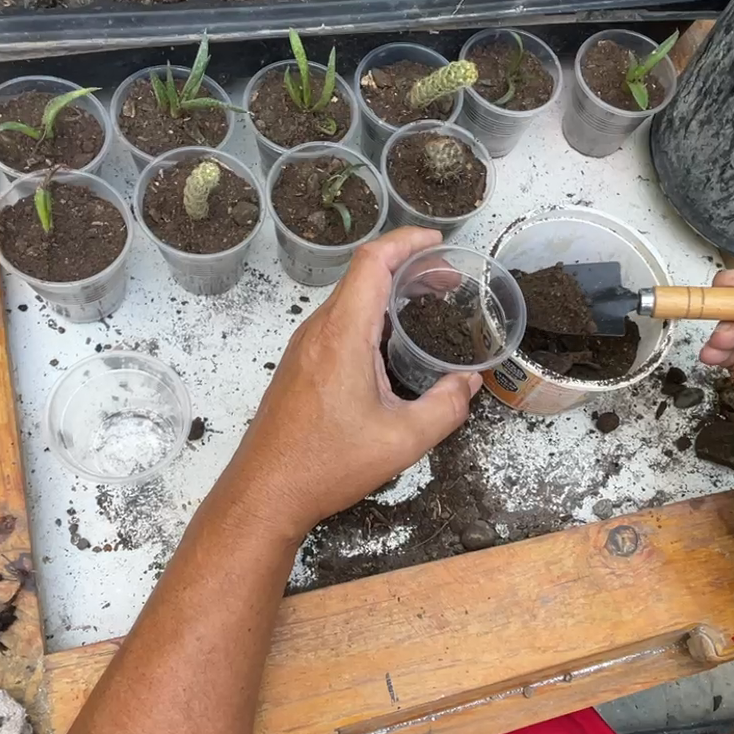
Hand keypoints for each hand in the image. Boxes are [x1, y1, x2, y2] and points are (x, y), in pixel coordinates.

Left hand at [220, 227, 482, 538]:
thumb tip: (469, 384)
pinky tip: (391, 339)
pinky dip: (370, 314)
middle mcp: (318, 331)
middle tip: (448, 281)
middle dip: (409, 267)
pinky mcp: (300, 365)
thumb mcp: (401, 441)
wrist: (264, 491)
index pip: (372, 261)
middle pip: (363, 275)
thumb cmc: (325, 465)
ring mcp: (304, 347)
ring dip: (388, 291)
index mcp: (342, 335)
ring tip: (427, 303)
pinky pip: (337, 322)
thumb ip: (445, 408)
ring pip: (349, 298)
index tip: (440, 243)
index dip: (408, 242)